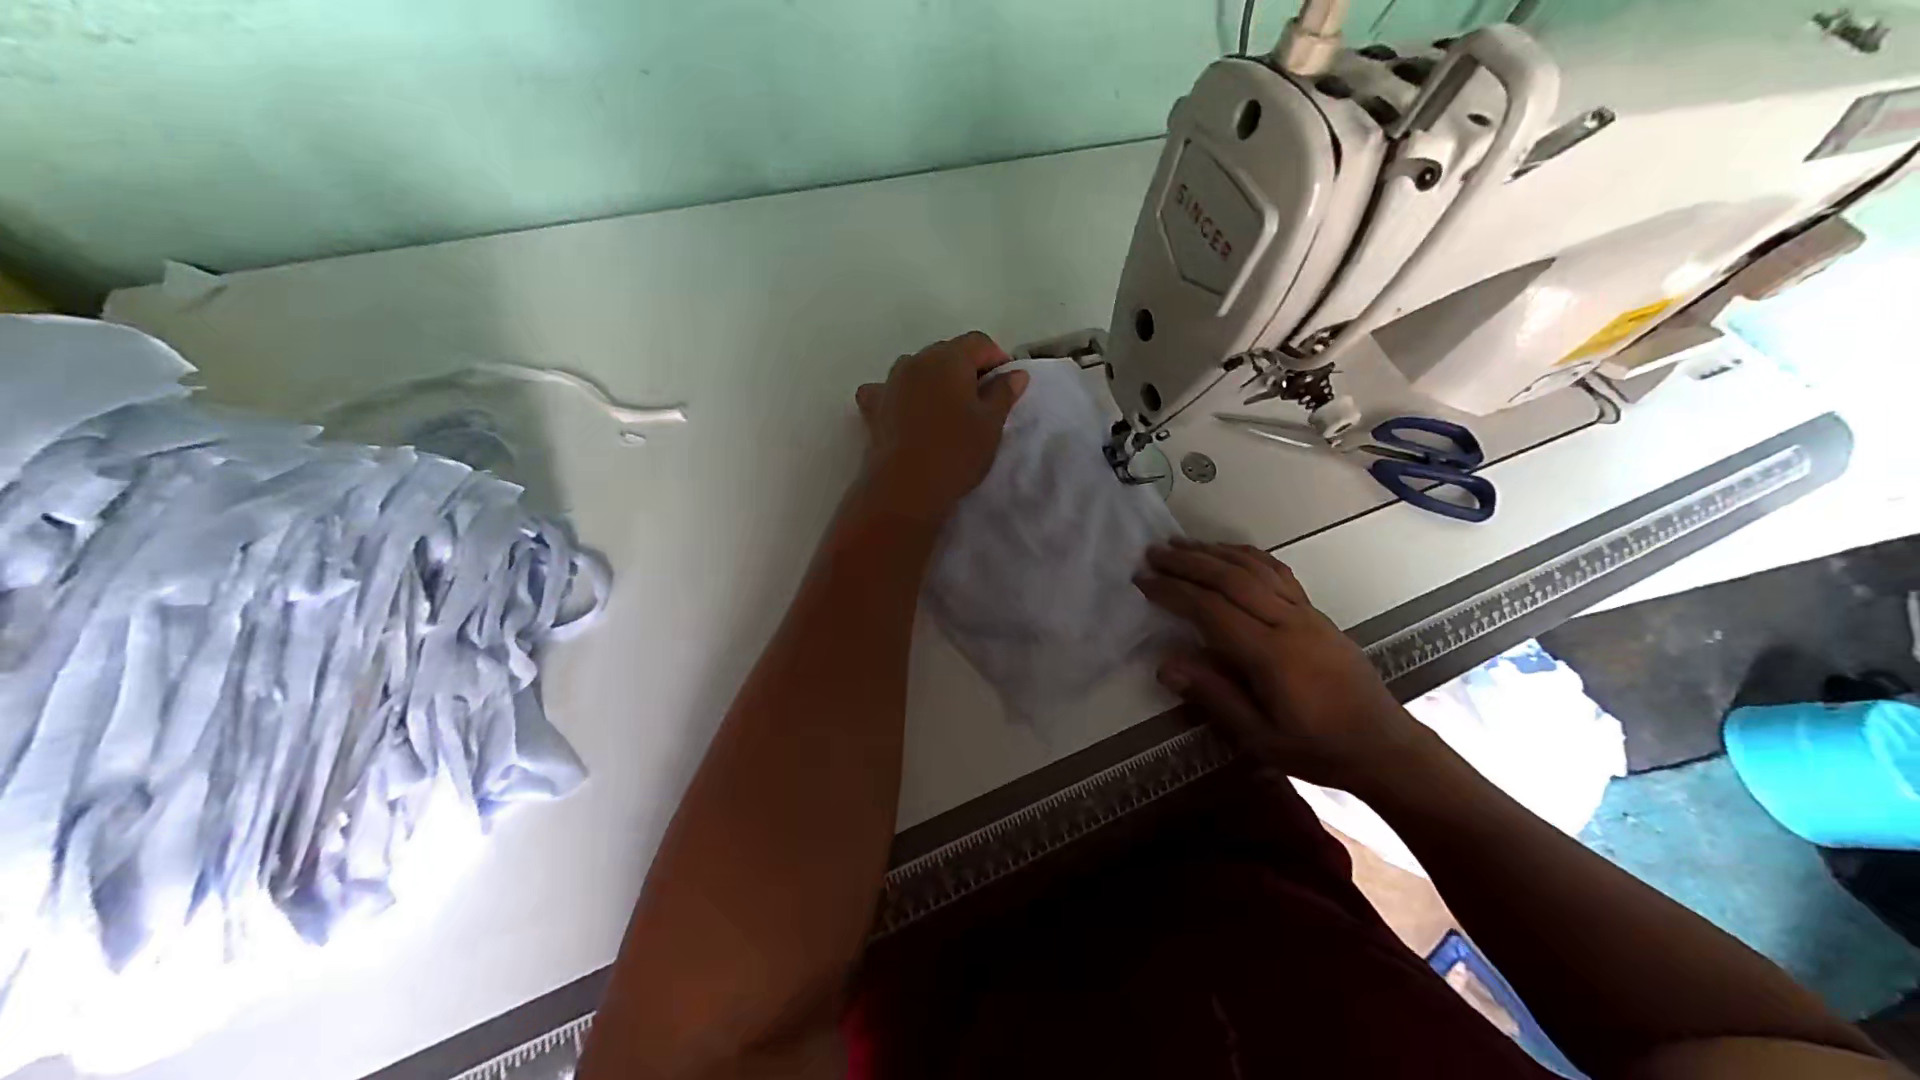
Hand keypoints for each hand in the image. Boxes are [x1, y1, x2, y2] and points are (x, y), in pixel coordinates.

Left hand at [852, 332, 1028, 522]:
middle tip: (981, 400)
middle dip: (967, 368)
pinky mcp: (874, 406)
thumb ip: (1003, 392)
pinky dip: (902, 394)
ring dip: (935, 380)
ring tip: (948, 408)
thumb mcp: (991, 424)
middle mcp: (917, 360)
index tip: (1006, 384)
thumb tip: (1015, 373)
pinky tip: (906, 409)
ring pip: (919, 368)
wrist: (905, 488)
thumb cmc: (956, 452)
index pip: (979, 342)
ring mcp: (891, 381)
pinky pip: (889, 389)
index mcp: (949, 358)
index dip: (997, 358)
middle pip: (947, 352)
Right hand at [1134, 539, 1430, 792]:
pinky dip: (1249, 556)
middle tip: (1154, 553)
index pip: (1212, 610)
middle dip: (1189, 562)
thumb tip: (1166, 663)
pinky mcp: (1317, 613)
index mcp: (1271, 655)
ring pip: (1255, 569)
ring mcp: (1306, 614)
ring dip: (1215, 552)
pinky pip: (1278, 573)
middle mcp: (1289, 624)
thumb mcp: (1260, 737)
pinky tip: (1230, 552)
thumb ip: (1214, 696)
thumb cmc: (1317, 748)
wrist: (1384, 746)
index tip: (1143, 581)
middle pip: (1231, 579)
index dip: (1174, 592)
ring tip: (1182, 544)